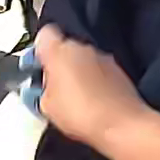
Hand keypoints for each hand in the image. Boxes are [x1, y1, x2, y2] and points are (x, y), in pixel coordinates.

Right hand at [33, 25, 152, 149]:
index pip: (45, 35)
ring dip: (78, 73)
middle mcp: (83, 48)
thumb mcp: (47, 106)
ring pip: (83, 59)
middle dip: (59, 64)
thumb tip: (45, 88)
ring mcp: (103, 57)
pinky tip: (93, 101)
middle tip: (55, 88)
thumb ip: (41, 89)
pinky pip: (99, 71)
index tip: (37, 67)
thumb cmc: (80, 113)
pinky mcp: (119, 70)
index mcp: (60, 51)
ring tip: (75, 99)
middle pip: (65, 48)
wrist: (121, 124)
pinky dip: (95, 81)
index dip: (39, 50)